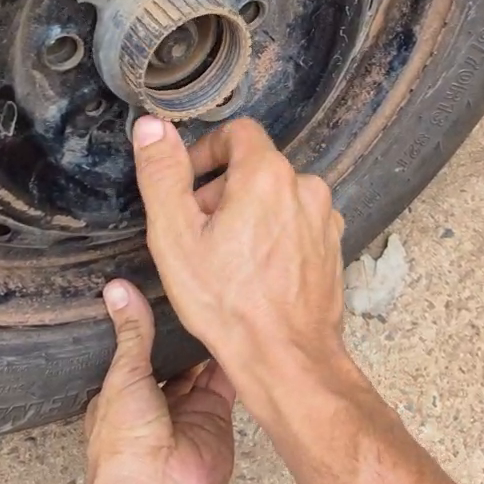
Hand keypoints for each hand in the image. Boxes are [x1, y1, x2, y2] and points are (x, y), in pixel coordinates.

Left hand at [82, 278, 235, 483]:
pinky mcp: (217, 419)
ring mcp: (189, 412)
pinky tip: (239, 334)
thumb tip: (117, 289)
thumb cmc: (125, 442)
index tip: (161, 295)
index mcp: (124, 396)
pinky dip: (233, 363)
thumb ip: (131, 333)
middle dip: (183, 337)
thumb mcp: (124, 373)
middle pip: (174, 362)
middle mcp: (157, 404)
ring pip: (203, 370)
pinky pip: (227, 385)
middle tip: (198, 296)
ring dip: (209, 347)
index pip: (138, 355)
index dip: (149, 330)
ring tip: (221, 306)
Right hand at [130, 114, 353, 423]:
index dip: (207, 151)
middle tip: (198, 231)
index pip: (238, 133)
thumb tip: (151, 127)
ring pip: (278, 197)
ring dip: (250, 213)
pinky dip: (275, 234)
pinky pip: (297, 224)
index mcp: (267, 174)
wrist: (286, 357)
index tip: (189, 185)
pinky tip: (256, 271)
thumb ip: (163, 174)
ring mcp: (325, 218)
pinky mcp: (332, 246)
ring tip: (226, 256)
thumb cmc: (227, 301)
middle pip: (257, 167)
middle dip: (224, 189)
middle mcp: (305, 187)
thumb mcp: (176, 236)